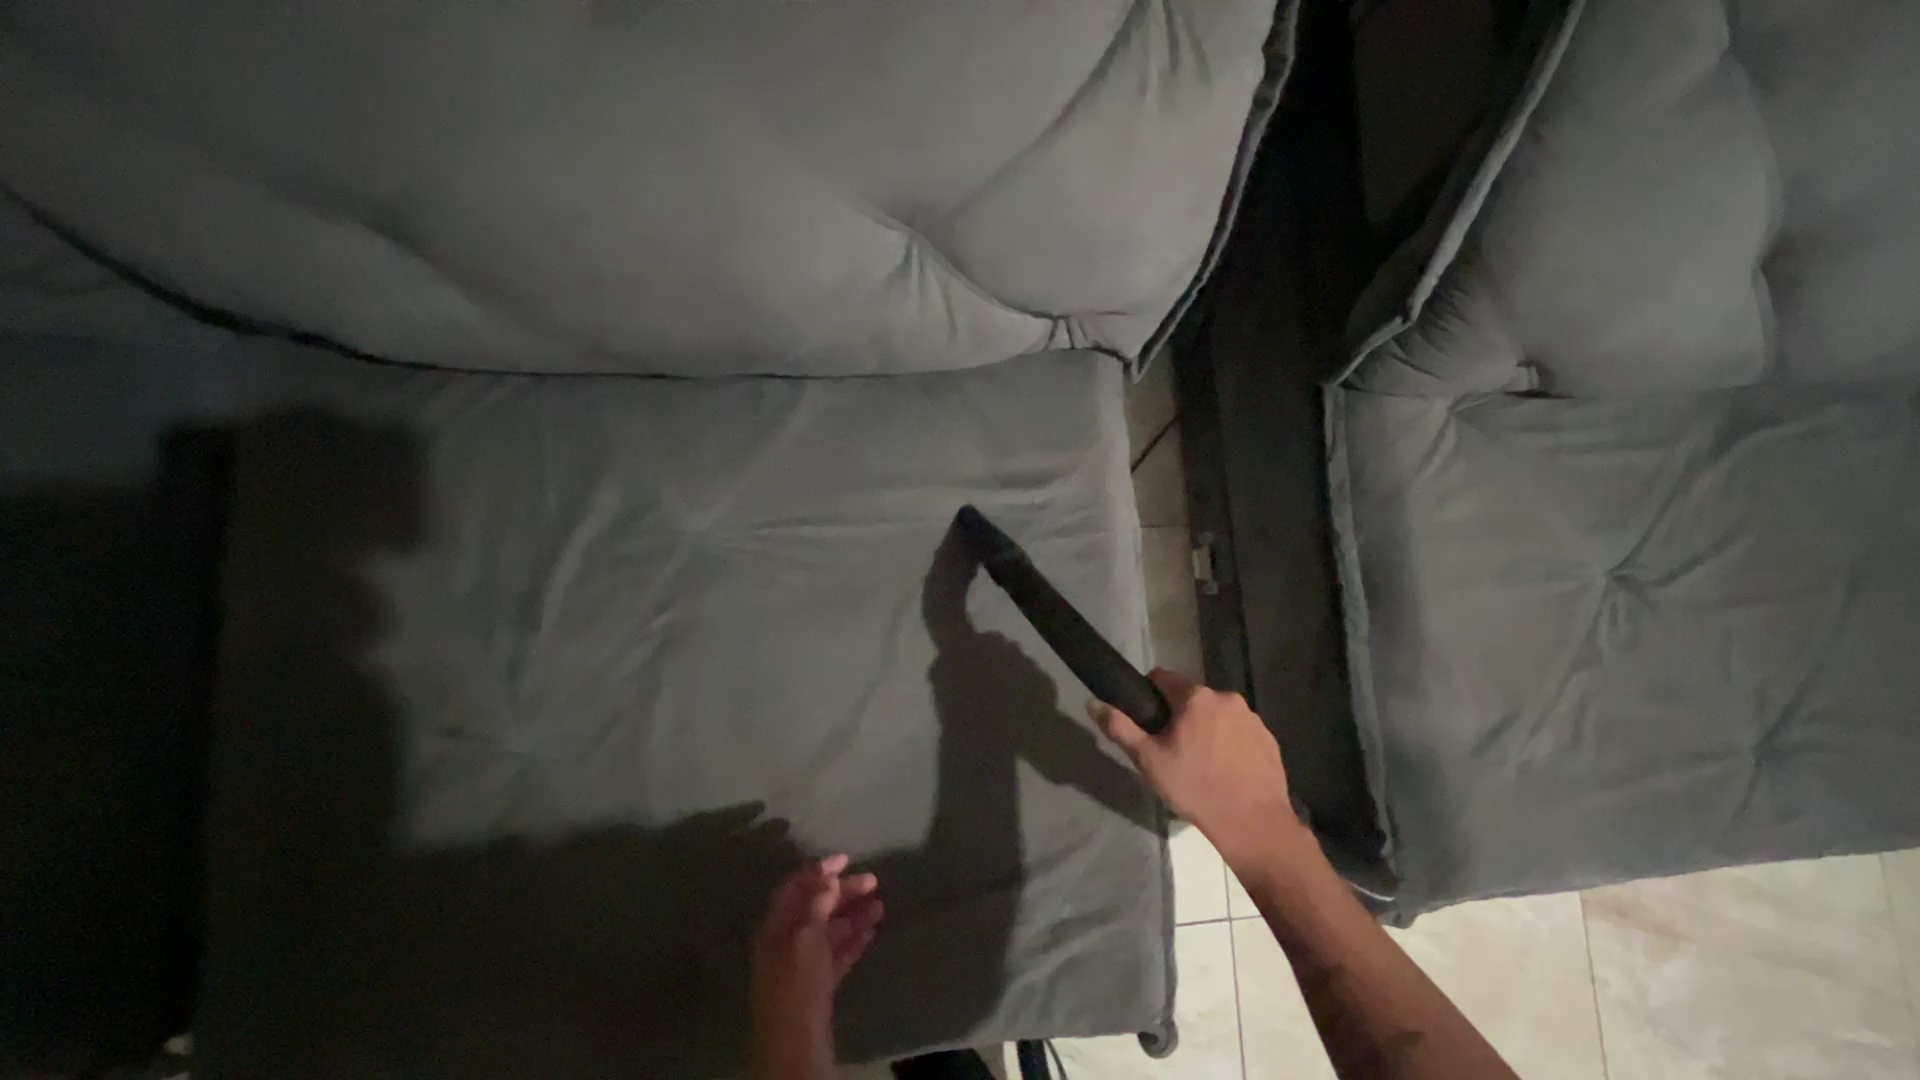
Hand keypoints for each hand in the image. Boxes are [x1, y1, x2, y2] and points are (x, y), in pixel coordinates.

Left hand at [749, 855, 882, 1079]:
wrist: (796, 1041)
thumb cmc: (797, 981)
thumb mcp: (805, 936)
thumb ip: (816, 905)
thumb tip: (827, 878)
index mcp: (776, 924)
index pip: (795, 887)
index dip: (819, 870)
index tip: (846, 858)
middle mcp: (786, 939)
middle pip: (815, 906)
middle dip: (842, 891)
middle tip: (873, 880)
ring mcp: (802, 963)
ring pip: (829, 930)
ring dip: (853, 914)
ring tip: (880, 904)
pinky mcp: (818, 984)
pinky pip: (836, 953)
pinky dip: (853, 939)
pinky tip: (872, 930)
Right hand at [1089, 669, 1299, 851]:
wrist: (1252, 823)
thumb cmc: (1194, 787)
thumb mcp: (1148, 760)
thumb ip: (1119, 728)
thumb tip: (1093, 703)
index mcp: (1195, 698)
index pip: (1163, 677)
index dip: (1149, 693)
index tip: (1147, 719)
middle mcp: (1227, 698)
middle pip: (1192, 698)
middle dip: (1180, 716)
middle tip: (1172, 749)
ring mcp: (1252, 718)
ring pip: (1218, 714)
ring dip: (1207, 728)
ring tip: (1201, 763)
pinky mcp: (1269, 739)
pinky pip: (1240, 732)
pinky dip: (1230, 743)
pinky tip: (1226, 771)